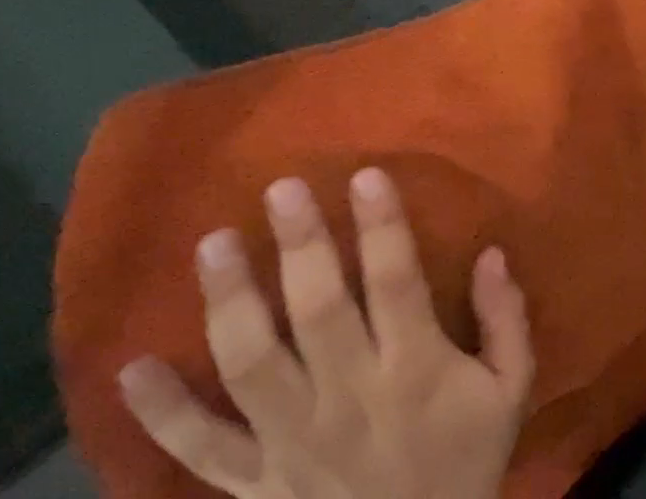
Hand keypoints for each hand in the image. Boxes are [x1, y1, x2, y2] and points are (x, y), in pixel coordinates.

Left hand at [118, 168, 533, 498]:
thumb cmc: (469, 458)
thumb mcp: (512, 389)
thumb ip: (506, 320)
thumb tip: (491, 253)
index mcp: (415, 368)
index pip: (395, 282)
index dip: (381, 227)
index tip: (365, 176)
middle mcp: (349, 393)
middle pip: (317, 309)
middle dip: (300, 245)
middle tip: (280, 190)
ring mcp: (293, 437)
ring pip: (250, 362)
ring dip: (229, 301)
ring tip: (214, 243)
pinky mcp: (253, 479)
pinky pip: (199, 447)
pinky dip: (161, 413)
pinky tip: (133, 366)